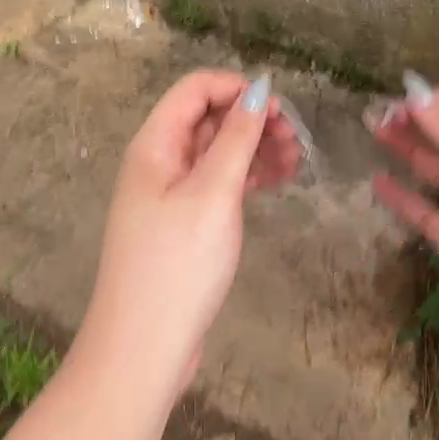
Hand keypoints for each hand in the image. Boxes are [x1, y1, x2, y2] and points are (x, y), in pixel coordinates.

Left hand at [0, 70, 301, 439]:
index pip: (196, 89)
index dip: (237, 88)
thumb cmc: (177, 265)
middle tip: (295, 139)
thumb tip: (259, 89)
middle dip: (253, 120)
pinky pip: (218, 181)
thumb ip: (237, 137)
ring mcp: (171, 193)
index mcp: (155, 145)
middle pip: (210, 118)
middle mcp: (159, 161)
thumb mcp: (214, 193)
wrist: (142, 351)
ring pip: (218, 150)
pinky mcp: (183, 222)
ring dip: (256, 147)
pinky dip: (247, 175)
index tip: (277, 110)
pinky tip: (276, 181)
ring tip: (296, 162)